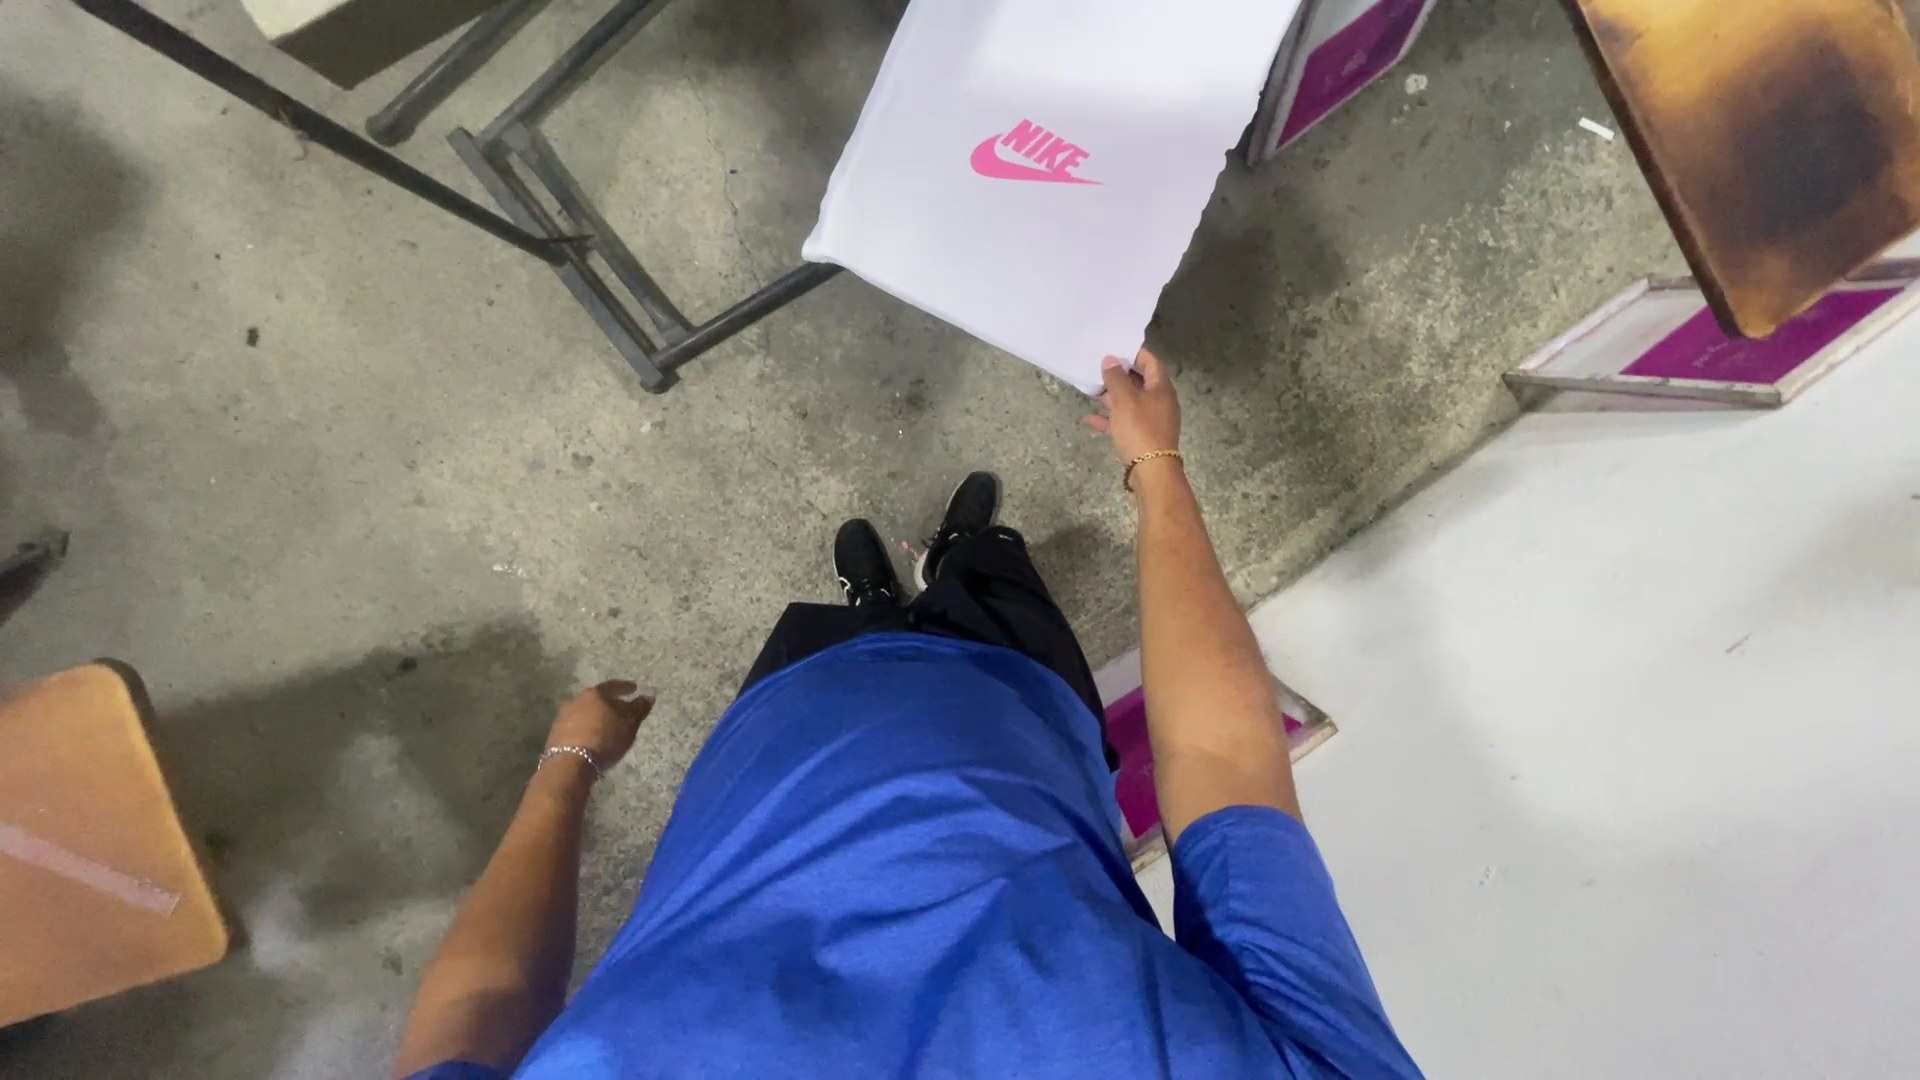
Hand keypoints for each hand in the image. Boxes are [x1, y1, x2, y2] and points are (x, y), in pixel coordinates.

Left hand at [545, 681, 653, 769]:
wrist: (569, 764)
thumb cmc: (605, 739)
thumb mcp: (629, 725)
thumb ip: (639, 709)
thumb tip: (648, 697)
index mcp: (595, 694)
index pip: (613, 686)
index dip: (625, 687)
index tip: (634, 688)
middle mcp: (576, 701)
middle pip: (597, 699)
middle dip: (610, 703)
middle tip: (621, 710)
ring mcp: (562, 717)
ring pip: (585, 712)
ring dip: (596, 717)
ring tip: (608, 726)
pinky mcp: (555, 734)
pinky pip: (576, 725)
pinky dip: (586, 727)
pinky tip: (593, 737)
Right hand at [1085, 348, 1180, 463]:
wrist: (1151, 470)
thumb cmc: (1140, 429)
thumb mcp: (1125, 400)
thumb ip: (1116, 378)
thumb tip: (1110, 359)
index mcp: (1160, 388)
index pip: (1151, 362)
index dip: (1135, 353)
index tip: (1116, 347)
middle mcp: (1159, 401)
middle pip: (1139, 382)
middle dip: (1119, 375)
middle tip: (1099, 367)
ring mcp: (1151, 420)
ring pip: (1130, 402)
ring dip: (1111, 396)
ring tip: (1091, 390)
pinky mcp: (1141, 436)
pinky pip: (1124, 422)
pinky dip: (1109, 419)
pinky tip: (1089, 419)